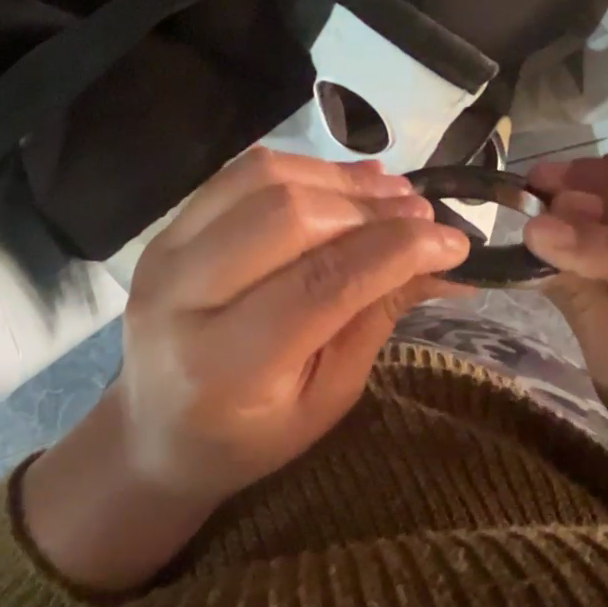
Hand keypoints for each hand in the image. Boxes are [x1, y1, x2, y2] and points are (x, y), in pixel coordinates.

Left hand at [21, 149, 470, 591]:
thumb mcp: (324, 400)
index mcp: (225, 365)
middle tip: (421, 212)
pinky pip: (237, 174)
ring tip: (390, 191)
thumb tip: (440, 260)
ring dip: (336, 178)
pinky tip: (344, 183)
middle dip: (367, 208)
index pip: (321, 285)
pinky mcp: (164, 230)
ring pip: (259, 179)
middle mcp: (182, 298)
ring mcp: (164, 253)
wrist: (154, 429)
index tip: (452, 241)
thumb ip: (374, 320)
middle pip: (286, 217)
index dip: (395, 251)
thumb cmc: (248, 436)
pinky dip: (300, 170)